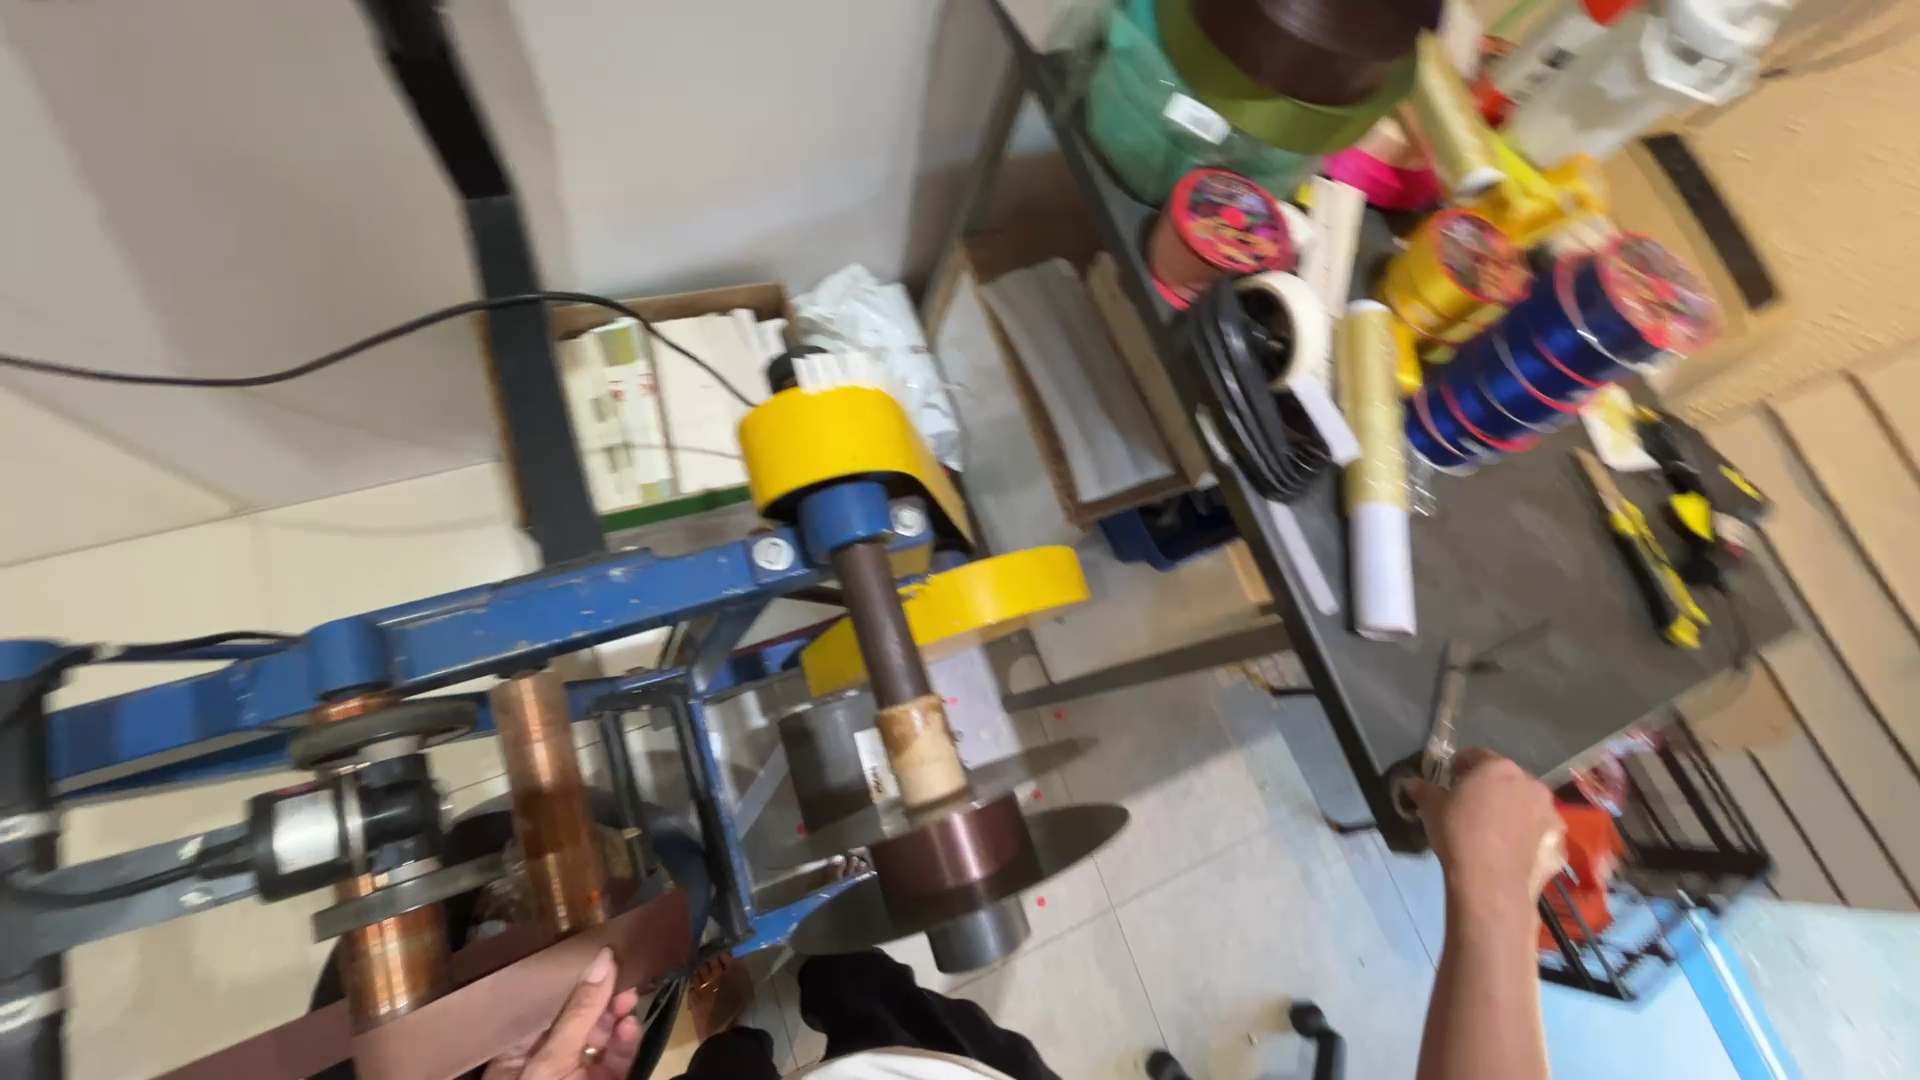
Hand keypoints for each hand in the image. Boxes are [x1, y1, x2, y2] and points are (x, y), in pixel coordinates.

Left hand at [483, 947, 642, 1079]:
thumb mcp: (552, 1061)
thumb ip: (580, 1011)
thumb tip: (605, 956)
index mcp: (517, 1059)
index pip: (543, 1008)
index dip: (568, 979)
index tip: (593, 950)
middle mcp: (547, 1062)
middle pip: (579, 1016)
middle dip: (602, 994)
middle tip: (622, 971)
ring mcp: (579, 1073)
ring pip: (604, 1032)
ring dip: (619, 1012)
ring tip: (630, 997)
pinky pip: (620, 1053)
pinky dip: (629, 1038)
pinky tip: (631, 1026)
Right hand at [1409, 749, 1566, 921]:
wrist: (1491, 882)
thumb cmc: (1458, 833)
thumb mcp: (1430, 807)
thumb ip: (1422, 789)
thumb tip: (1411, 783)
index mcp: (1498, 767)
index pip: (1475, 755)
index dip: (1460, 766)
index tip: (1449, 782)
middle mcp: (1530, 784)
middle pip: (1507, 778)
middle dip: (1491, 787)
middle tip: (1471, 804)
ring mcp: (1550, 814)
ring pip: (1528, 804)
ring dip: (1514, 809)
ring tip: (1494, 829)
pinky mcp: (1560, 842)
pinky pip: (1540, 831)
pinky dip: (1529, 835)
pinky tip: (1511, 850)